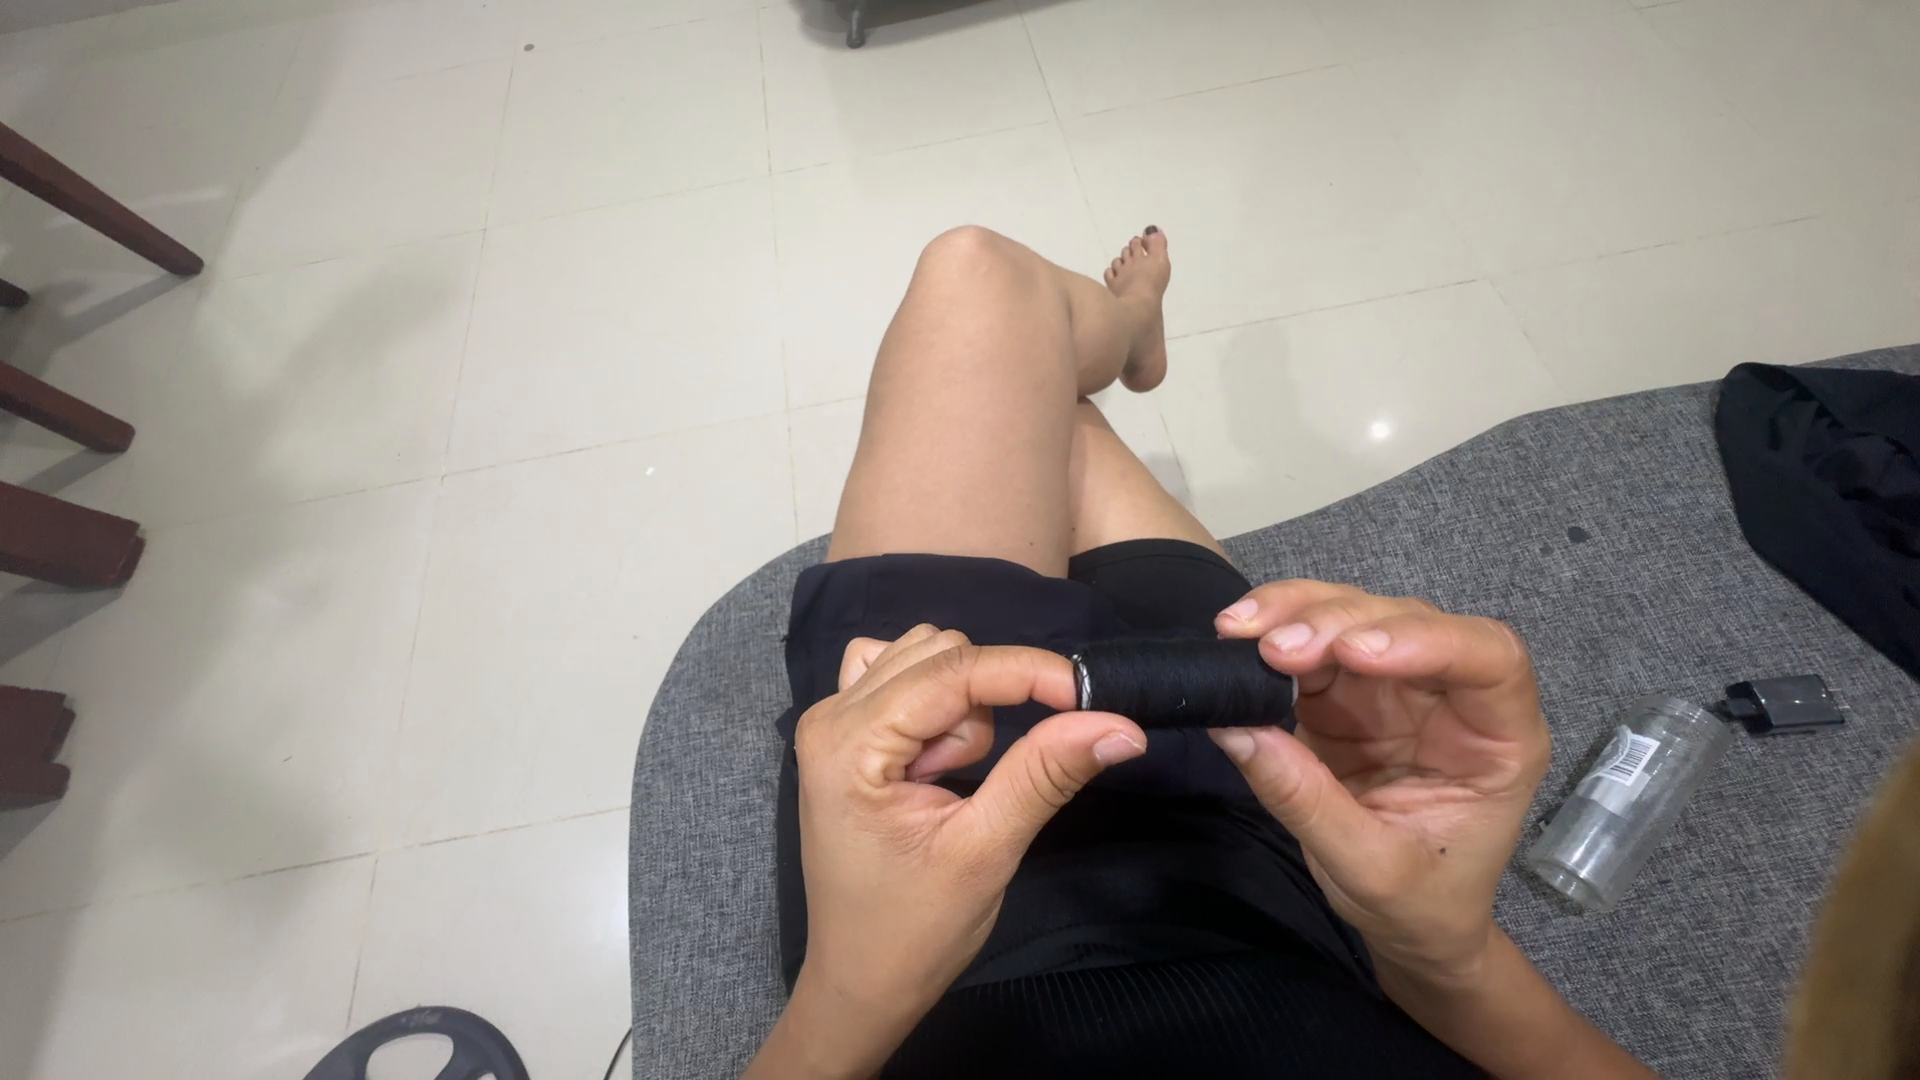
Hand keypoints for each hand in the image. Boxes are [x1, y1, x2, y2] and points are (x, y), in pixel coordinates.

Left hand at [771, 625, 1145, 1076]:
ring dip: (962, 711)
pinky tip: (931, 757)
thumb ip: (1045, 774)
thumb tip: (1119, 725)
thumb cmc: (914, 931)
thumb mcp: (986, 851)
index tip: (1088, 693)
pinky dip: (940, 702)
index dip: (1027, 671)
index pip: (953, 670)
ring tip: (946, 783)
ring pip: (928, 657)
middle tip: (971, 783)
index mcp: (849, 741)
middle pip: (939, 653)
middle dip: (981, 708)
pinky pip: (905, 672)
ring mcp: (834, 715)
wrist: (861, 982)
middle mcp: (831, 712)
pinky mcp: (848, 727)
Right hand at [1211, 581, 1549, 979]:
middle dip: (1333, 623)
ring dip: (1292, 611)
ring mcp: (1389, 684)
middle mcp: (1447, 695)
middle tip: (1269, 650)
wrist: (1405, 923)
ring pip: (1349, 613)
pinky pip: (1306, 638)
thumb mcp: (1367, 868)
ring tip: (1236, 628)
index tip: (1353, 653)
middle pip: (1403, 619)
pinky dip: (1267, 629)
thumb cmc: (1418, 903)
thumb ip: (1304, 798)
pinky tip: (1232, 633)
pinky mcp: (1339, 689)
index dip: (1425, 640)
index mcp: (1495, 739)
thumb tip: (1232, 726)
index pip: (1487, 659)